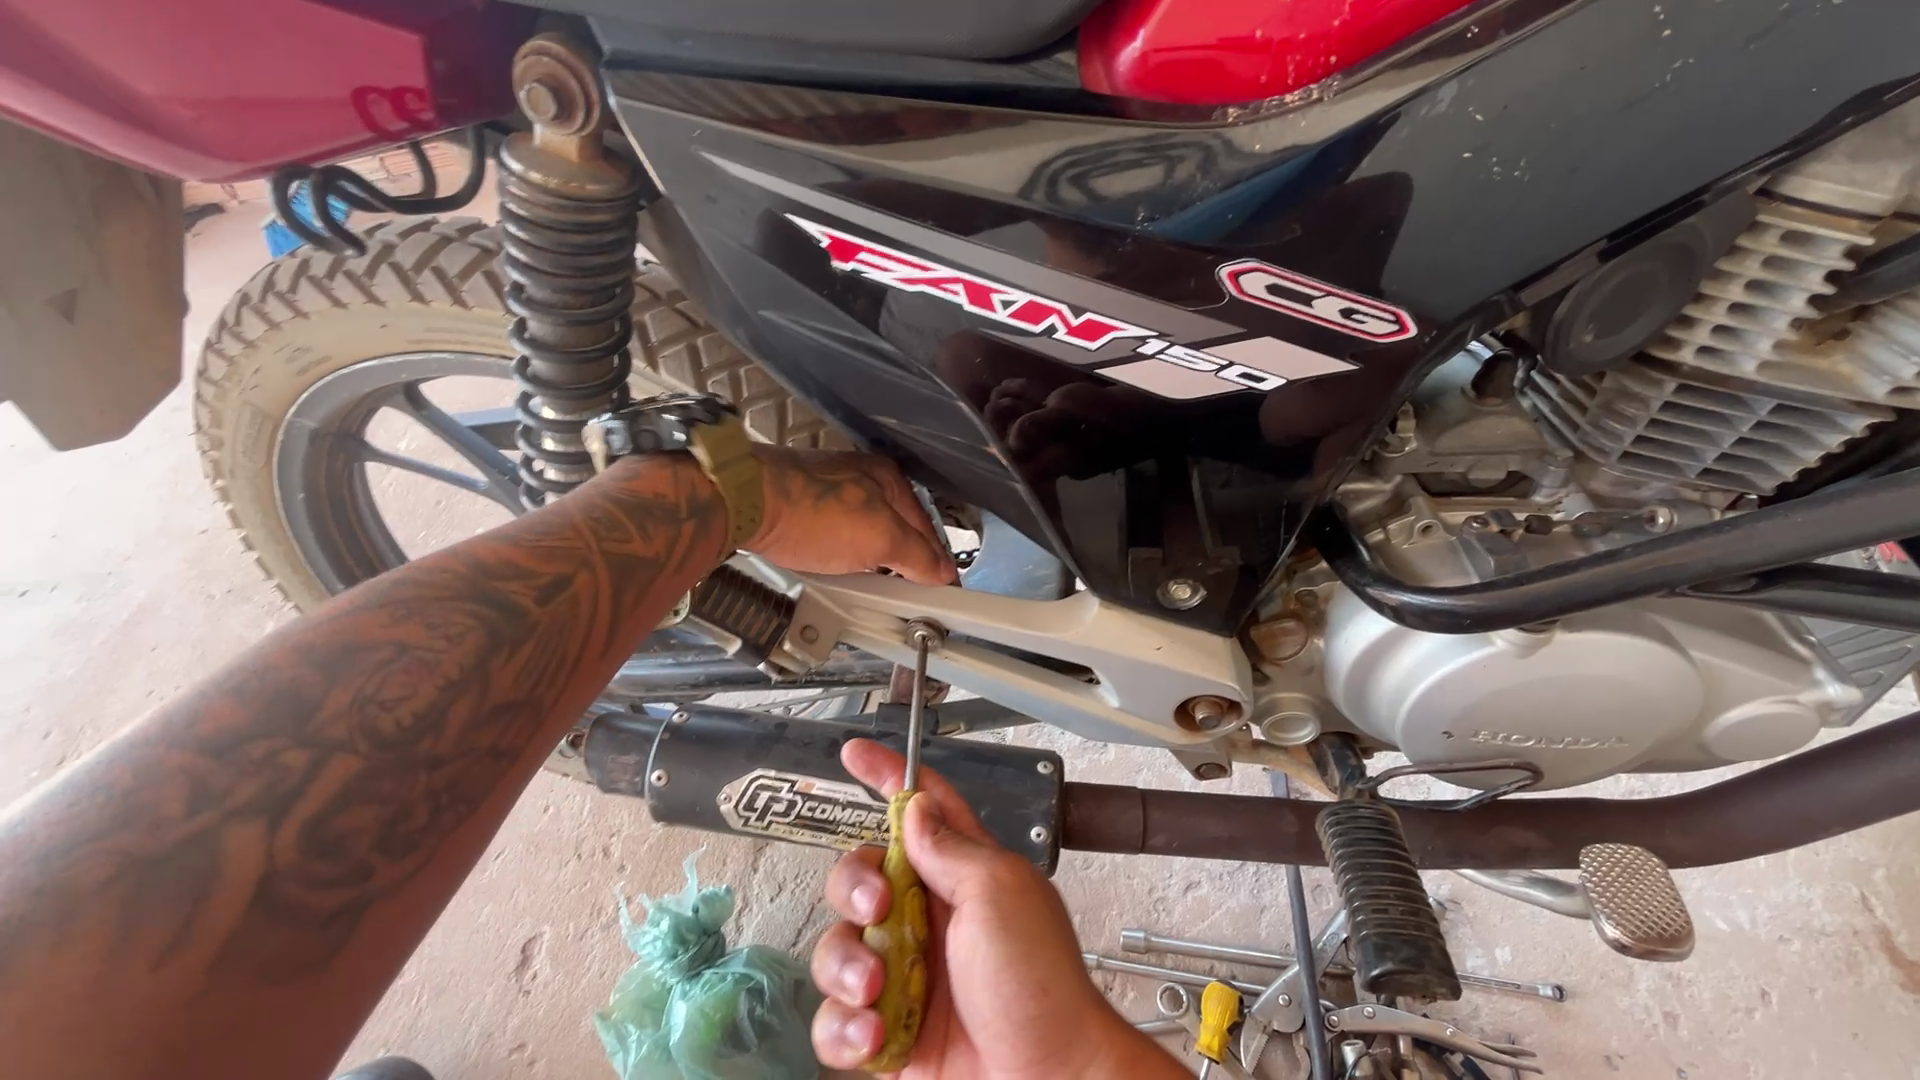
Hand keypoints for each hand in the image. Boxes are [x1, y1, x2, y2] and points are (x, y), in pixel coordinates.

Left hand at [748, 449, 956, 585]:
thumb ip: (917, 555)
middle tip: (906, 595)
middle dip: (901, 562)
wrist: (745, 503)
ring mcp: (826, 492)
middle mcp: (859, 479)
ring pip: (861, 536)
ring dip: (869, 563)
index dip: (935, 560)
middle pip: (893, 530)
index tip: (942, 590)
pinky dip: (840, 560)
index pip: (925, 526)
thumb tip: (944, 572)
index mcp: (887, 478)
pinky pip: (832, 540)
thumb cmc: (816, 513)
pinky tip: (836, 574)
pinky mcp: (798, 509)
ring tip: (871, 590)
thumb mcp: (881, 537)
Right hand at [809, 740, 1183, 1078]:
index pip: (919, 808)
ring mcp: (905, 972)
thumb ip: (950, 848)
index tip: (857, 753)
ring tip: (877, 991)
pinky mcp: (887, 1028)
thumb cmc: (1040, 985)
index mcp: (961, 872)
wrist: (1046, 1079)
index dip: (888, 774)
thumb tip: (913, 808)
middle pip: (860, 874)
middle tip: (877, 907)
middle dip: (854, 886)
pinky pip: (836, 1017)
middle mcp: (927, 916)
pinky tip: (871, 1034)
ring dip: (847, 965)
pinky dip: (843, 1027)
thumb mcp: (999, 895)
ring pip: (839, 945)